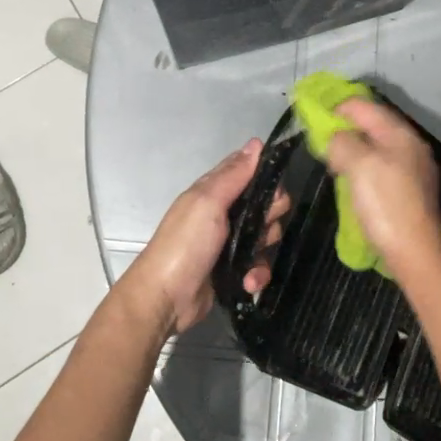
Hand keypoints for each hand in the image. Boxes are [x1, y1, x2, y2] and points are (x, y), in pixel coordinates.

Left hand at [116, 140, 290, 337]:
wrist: (166, 298)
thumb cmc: (186, 243)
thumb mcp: (208, 202)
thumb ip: (234, 174)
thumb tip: (257, 143)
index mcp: (215, 191)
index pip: (250, 172)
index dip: (267, 179)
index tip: (273, 192)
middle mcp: (225, 213)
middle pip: (266, 206)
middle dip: (271, 218)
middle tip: (261, 228)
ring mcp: (230, 243)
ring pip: (267, 237)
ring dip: (264, 252)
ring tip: (251, 264)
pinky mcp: (234, 270)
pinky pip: (259, 266)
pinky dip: (258, 275)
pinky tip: (248, 283)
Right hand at [325, 99, 440, 274]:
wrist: (416, 254)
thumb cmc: (385, 204)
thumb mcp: (358, 165)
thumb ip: (343, 142)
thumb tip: (336, 138)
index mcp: (401, 134)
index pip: (365, 106)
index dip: (337, 108)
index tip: (314, 118)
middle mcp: (412, 146)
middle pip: (373, 125)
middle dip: (345, 129)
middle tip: (321, 142)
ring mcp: (415, 170)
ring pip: (377, 148)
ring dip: (353, 150)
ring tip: (333, 164)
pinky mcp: (412, 192)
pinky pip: (383, 168)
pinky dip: (364, 168)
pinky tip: (352, 182)